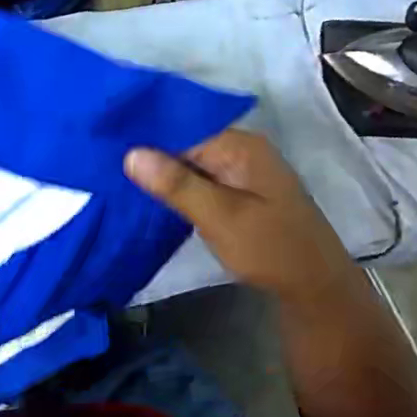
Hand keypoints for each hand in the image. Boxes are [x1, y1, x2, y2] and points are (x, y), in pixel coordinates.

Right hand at [125, 129, 360, 302]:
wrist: (314, 289)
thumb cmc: (270, 248)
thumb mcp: (219, 216)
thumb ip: (176, 184)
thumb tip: (130, 153)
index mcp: (241, 146)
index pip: (182, 128)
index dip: (145, 136)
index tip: (104, 144)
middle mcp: (241, 150)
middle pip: (185, 143)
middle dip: (149, 154)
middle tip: (102, 163)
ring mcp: (241, 173)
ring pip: (189, 164)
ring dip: (160, 173)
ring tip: (115, 178)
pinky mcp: (237, 194)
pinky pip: (199, 181)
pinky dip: (176, 188)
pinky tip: (148, 196)